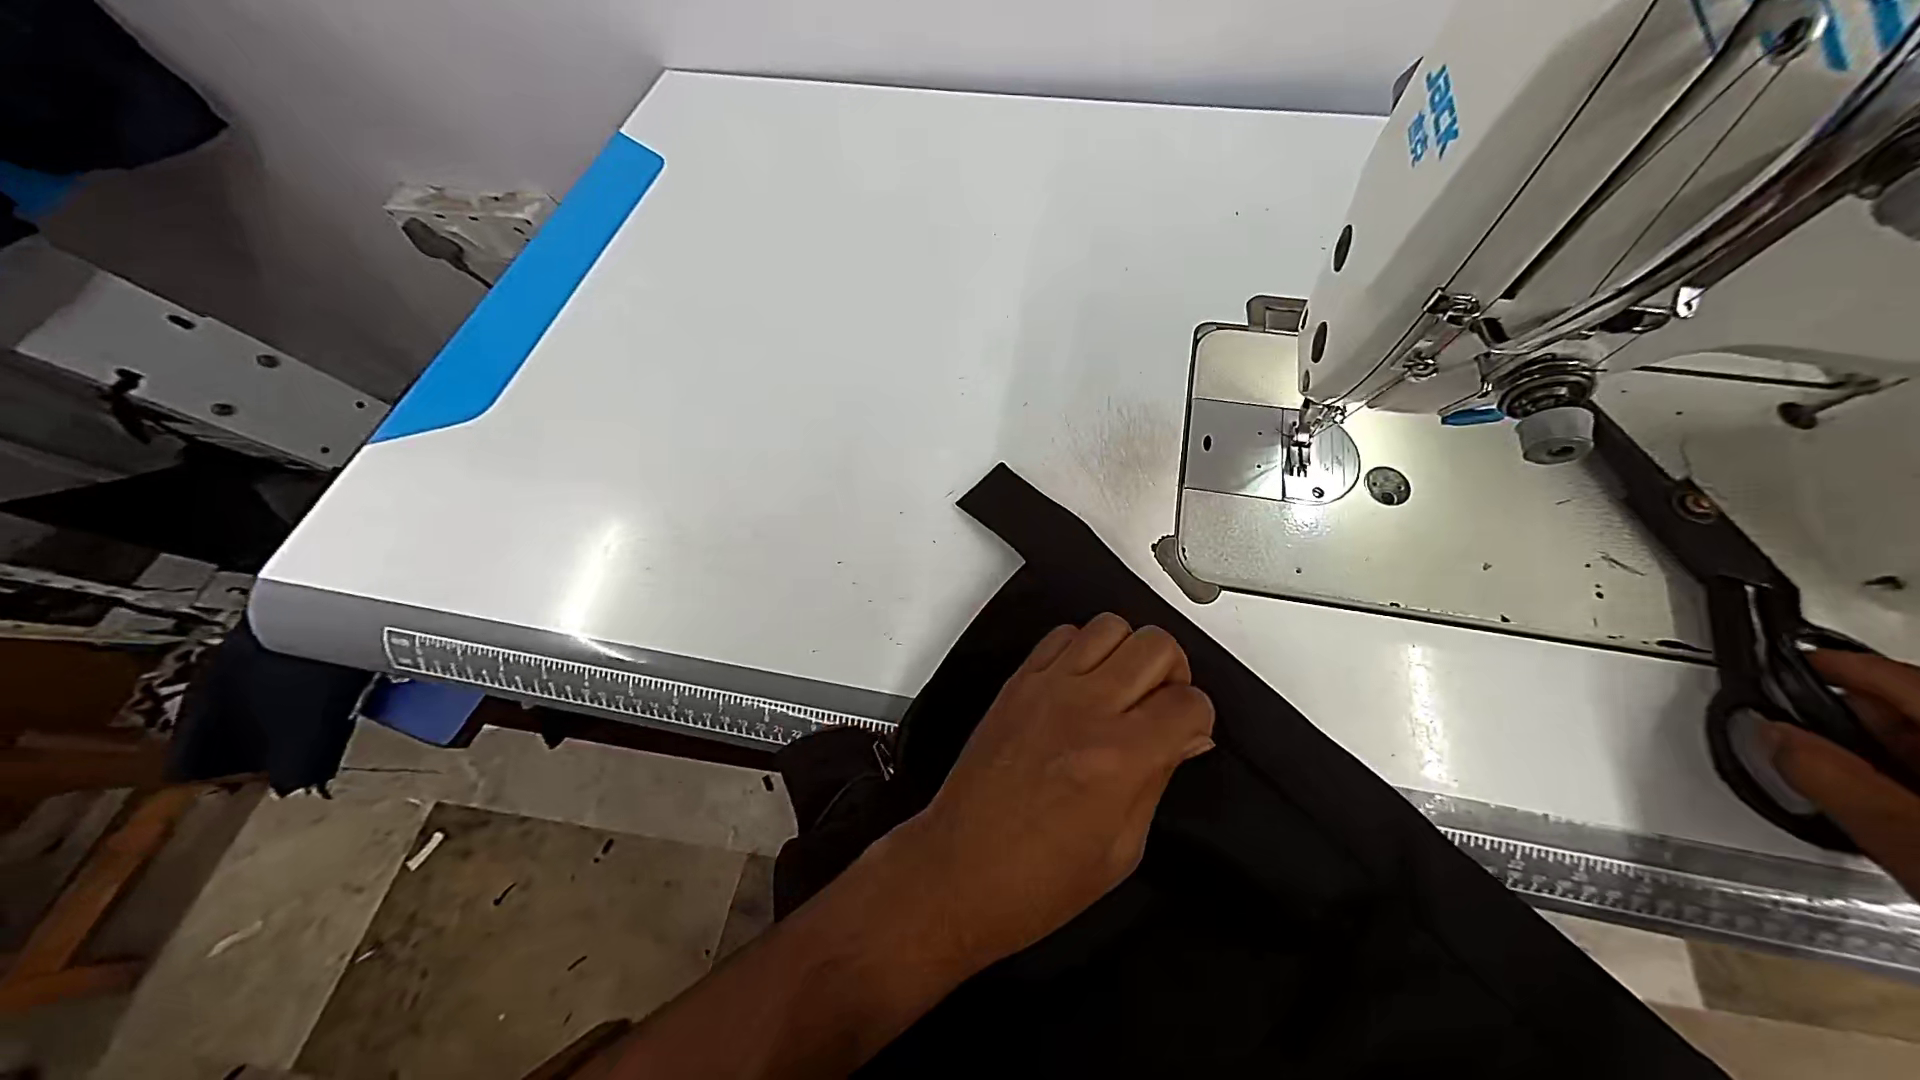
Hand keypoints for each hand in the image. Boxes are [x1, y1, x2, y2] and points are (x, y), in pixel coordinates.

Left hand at [867, 613, 1215, 968]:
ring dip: (1128, 652)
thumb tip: (1186, 739)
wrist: (959, 871)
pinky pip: (1060, 635)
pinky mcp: (1015, 685)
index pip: (1188, 701)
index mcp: (1118, 758)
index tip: (1189, 730)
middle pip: (1156, 646)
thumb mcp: (1121, 849)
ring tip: (1124, 687)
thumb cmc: (1030, 878)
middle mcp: (1081, 711)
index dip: (1199, 717)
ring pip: (1110, 625)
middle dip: (1173, 673)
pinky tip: (1082, 679)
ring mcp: (1044, 690)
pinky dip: (1081, 646)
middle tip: (1162, 704)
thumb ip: (1160, 779)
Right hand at [1763, 650, 1919, 895]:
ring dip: (1889, 759)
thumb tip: (1772, 734)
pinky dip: (1915, 787)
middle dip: (1862, 722)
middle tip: (1802, 732)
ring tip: (1848, 782)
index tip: (1793, 665)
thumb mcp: (1914, 842)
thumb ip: (1832, 778)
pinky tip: (1900, 812)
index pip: (1906, 681)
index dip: (1841, 669)